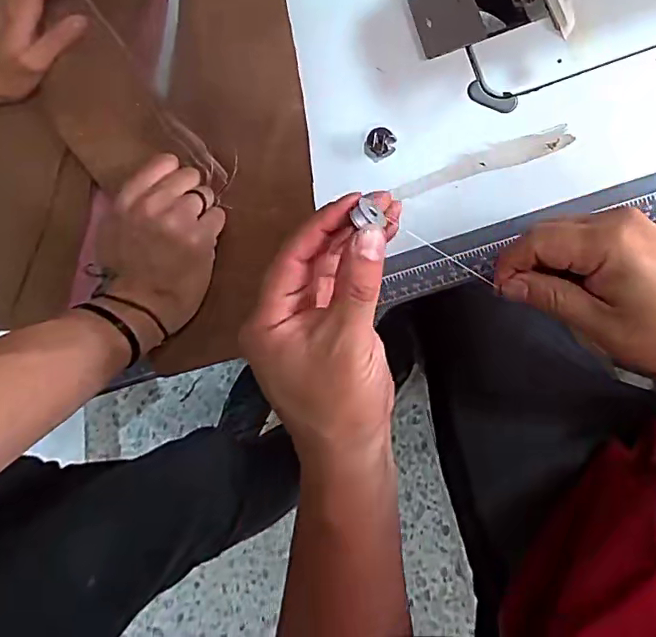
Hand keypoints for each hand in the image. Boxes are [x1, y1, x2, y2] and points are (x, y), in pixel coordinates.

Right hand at [94, 154, 227, 345]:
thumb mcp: (113, 229)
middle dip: (192, 192)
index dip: (174, 173)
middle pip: (189, 176)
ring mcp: (178, 219)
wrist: (136, 308)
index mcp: (127, 201)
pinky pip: (218, 216)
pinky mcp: (201, 237)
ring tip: (192, 232)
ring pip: (206, 196)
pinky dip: (214, 227)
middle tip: (186, 213)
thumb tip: (157, 186)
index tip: (176, 187)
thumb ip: (133, 204)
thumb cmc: (123, 273)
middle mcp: (152, 204)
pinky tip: (203, 242)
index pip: (163, 162)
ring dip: (203, 212)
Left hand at [241, 192, 400, 462]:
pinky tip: (380, 239)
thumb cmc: (338, 408)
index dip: (323, 224)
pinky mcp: (330, 322)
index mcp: (268, 318)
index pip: (293, 255)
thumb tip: (370, 232)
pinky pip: (344, 281)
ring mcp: (307, 317)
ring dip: (358, 240)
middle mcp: (282, 313)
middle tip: (376, 202)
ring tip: (387, 213)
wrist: (353, 453)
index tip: (352, 202)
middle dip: (345, 227)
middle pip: (312, 256)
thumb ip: (360, 281)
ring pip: (330, 265)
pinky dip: (362, 261)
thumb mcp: (349, 338)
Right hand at [493, 207, 655, 377]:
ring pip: (565, 230)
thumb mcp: (602, 326)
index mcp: (605, 238)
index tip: (501, 291)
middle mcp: (612, 217)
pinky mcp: (633, 228)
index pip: (538, 239)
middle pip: (550, 230)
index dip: (511, 262)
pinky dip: (568, 254)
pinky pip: (585, 234)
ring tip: (545, 293)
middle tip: (520, 296)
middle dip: (526, 259)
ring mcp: (625, 220)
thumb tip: (507, 284)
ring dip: (547, 257)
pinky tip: (573, 282)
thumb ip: (551, 297)